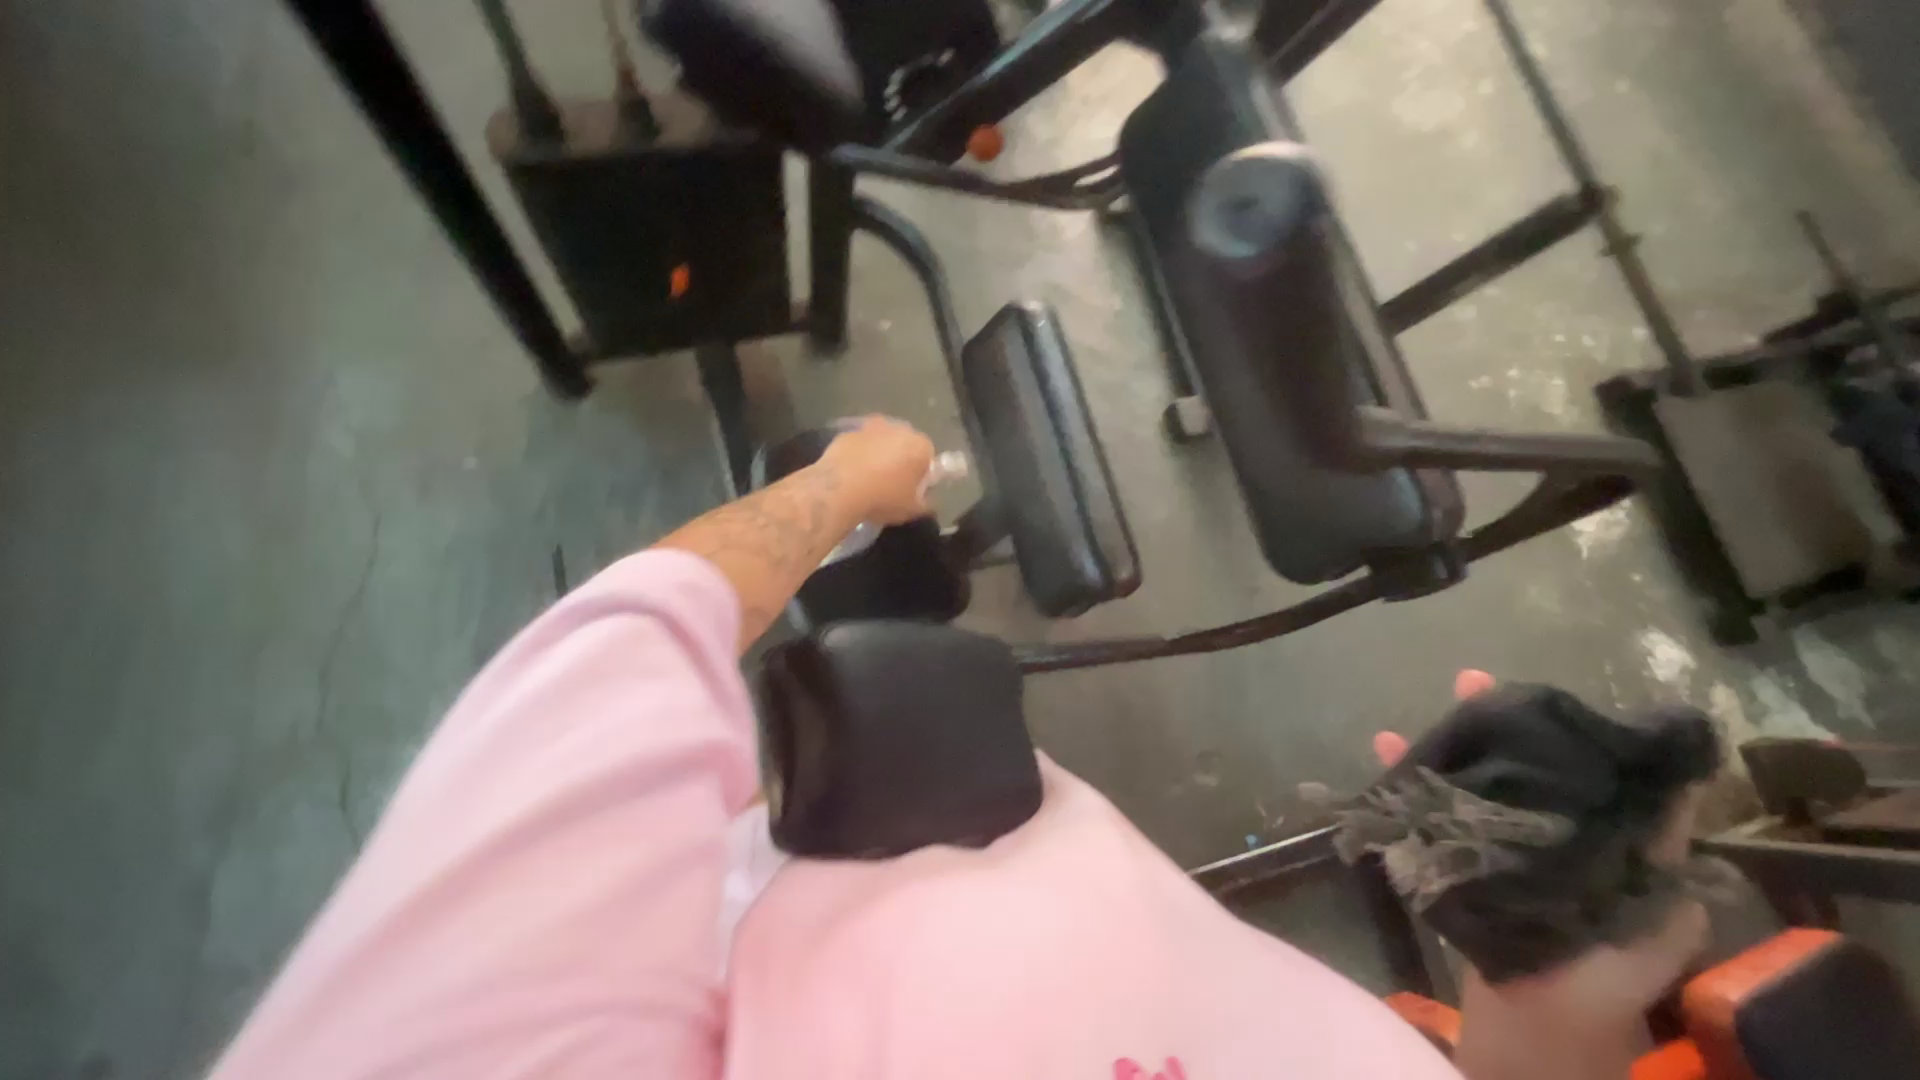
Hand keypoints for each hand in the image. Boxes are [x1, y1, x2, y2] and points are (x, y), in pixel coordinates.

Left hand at [818, 416, 935, 525]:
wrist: (839, 490)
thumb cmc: (883, 498)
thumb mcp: (912, 510)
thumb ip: (926, 503)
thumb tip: (928, 501)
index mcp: (920, 445)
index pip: (928, 456)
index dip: (921, 473)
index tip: (911, 488)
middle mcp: (898, 428)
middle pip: (904, 443)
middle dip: (900, 459)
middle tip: (891, 483)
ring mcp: (870, 427)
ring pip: (881, 441)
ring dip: (878, 454)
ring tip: (868, 478)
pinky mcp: (847, 431)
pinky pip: (860, 444)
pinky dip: (858, 454)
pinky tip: (851, 473)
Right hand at [1425, 671, 1708, 1026]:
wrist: (1540, 1019)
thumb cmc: (1602, 970)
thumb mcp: (1654, 912)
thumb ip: (1660, 852)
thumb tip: (1674, 781)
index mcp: (1588, 835)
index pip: (1576, 769)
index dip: (1562, 730)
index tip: (1544, 696)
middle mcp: (1536, 829)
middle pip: (1512, 765)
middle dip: (1490, 725)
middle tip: (1469, 682)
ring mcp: (1486, 842)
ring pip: (1463, 780)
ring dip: (1440, 746)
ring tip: (1419, 713)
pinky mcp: (1447, 858)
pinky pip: (1423, 811)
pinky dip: (1403, 782)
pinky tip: (1384, 751)